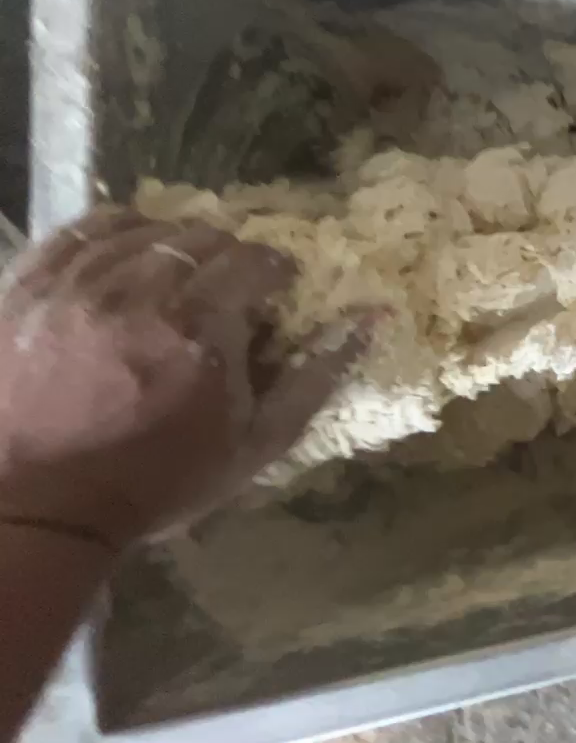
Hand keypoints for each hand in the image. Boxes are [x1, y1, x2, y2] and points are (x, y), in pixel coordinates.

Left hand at [0, 209, 369, 548]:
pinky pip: (70, 237)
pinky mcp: (18, 299)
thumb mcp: (264, 436)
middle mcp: (135, 296)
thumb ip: (321, 371)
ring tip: (185, 266)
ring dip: (175, 240)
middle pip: (200, 238)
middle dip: (231, 255)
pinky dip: (107, 230)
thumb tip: (374, 316)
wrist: (32, 513)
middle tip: (236, 283)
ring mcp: (68, 293)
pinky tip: (127, 245)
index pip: (256, 260)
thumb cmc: (163, 477)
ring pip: (138, 228)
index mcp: (200, 326)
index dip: (278, 270)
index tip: (280, 290)